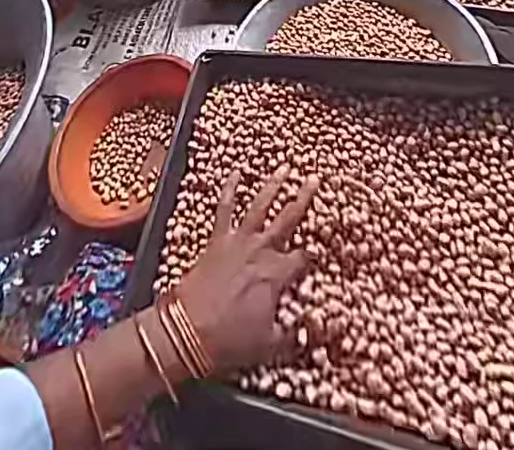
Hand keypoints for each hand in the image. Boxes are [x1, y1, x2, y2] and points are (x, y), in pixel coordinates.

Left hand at [174, 167, 319, 375]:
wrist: (188, 331)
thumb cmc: (231, 340)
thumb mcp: (271, 345)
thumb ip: (295, 334)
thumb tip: (312, 327)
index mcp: (276, 275)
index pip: (304, 257)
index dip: (315, 252)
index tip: (325, 245)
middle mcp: (260, 250)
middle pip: (288, 219)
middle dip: (303, 198)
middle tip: (314, 179)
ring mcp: (238, 240)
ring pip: (260, 206)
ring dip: (273, 185)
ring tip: (284, 168)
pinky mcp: (217, 238)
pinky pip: (224, 208)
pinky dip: (230, 188)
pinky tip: (235, 172)